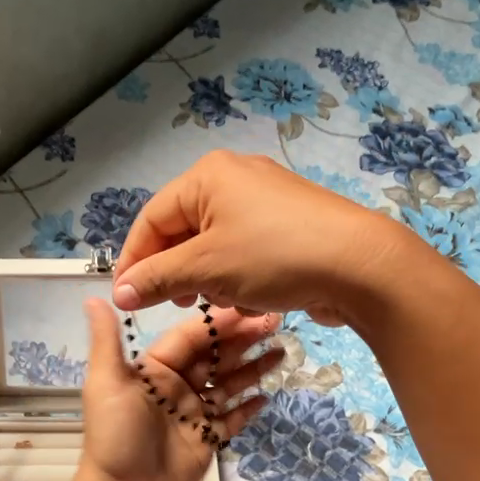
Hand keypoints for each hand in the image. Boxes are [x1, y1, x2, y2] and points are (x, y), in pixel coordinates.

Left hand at [71, 298, 278, 480]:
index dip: (217, 323)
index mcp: (153, 369)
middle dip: (242, 340)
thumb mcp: (105, 383)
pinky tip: (267, 395)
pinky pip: (232, 419)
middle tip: (275, 322)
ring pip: (228, 384)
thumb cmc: (115, 435)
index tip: (247, 306)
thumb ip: (107, 339)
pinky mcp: (207, 439)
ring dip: (252, 368)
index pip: (190, 338)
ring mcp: (193, 413)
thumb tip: (94, 295)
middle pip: (214, 357)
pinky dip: (248, 407)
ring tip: (281, 352)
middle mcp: (176, 386)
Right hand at [110, 150, 413, 324]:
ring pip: (210, 244)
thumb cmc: (273, 257)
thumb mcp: (205, 269)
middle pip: (180, 231)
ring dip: (206, 277)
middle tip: (180, 303)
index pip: (150, 220)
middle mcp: (232, 178)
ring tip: (219, 301)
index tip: (128, 300)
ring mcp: (263, 199)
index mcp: (206, 176)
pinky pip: (241, 247)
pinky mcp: (286, 222)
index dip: (134, 262)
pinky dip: (234, 274)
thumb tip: (119, 293)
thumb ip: (156, 279)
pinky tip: (248, 295)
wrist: (360, 265)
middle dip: (175, 272)